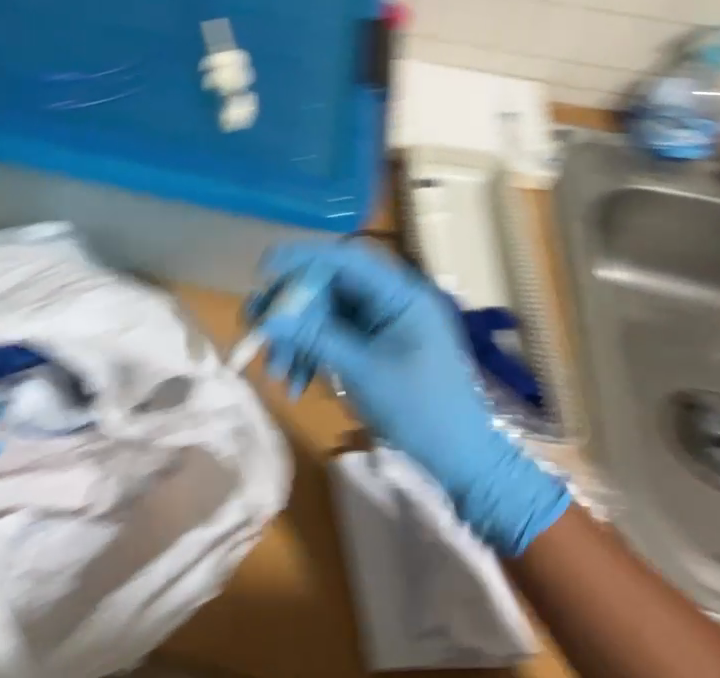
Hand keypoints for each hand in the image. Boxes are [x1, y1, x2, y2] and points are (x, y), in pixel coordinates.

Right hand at [249, 240, 569, 555]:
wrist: (462, 460)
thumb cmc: (422, 411)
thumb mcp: (364, 371)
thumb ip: (316, 338)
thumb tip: (269, 318)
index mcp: (401, 295)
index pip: (346, 259)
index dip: (302, 259)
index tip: (263, 270)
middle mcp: (390, 301)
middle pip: (328, 287)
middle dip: (291, 311)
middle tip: (257, 329)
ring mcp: (382, 325)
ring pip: (324, 315)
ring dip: (296, 340)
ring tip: (275, 372)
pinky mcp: (373, 347)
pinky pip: (331, 338)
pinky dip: (310, 356)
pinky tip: (294, 385)